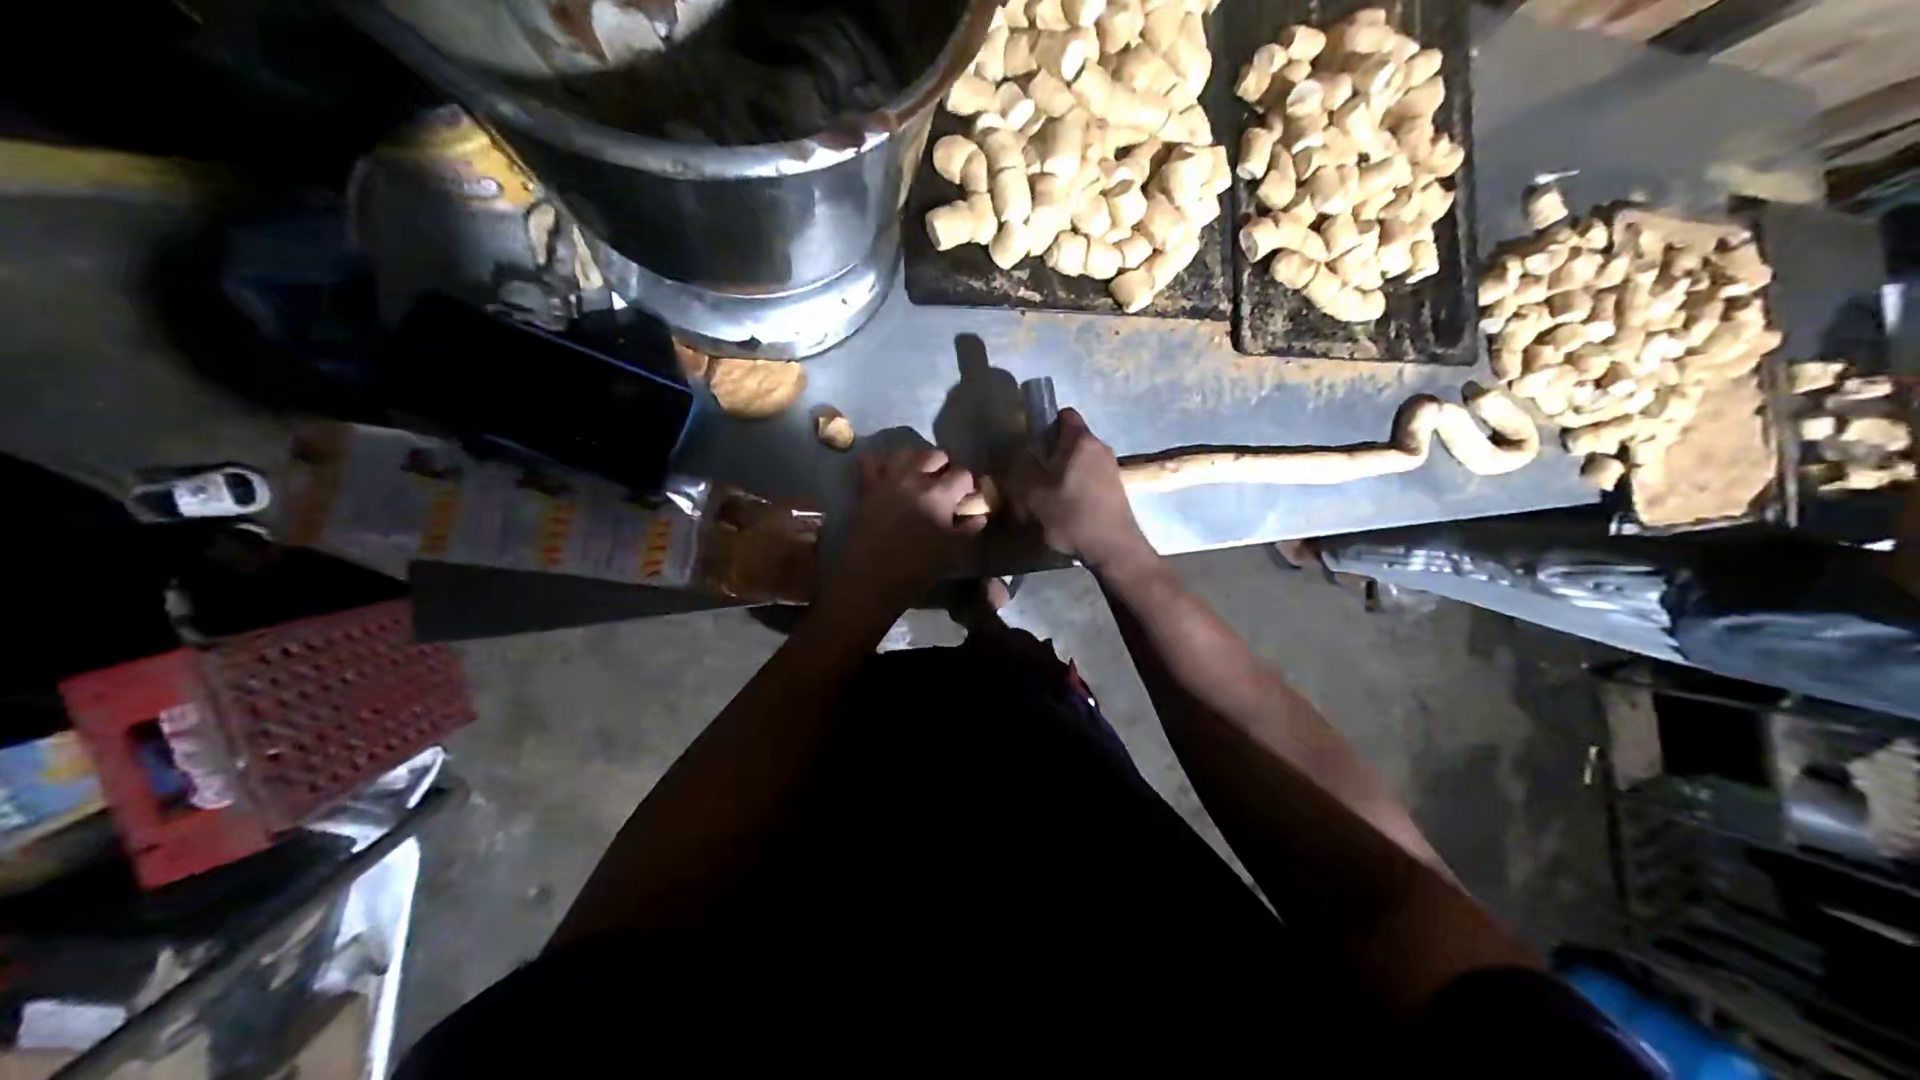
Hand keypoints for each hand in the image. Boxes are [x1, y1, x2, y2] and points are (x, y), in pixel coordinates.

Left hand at [820, 446, 984, 615]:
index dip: (969, 485)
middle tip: (945, 486)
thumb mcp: (950, 551)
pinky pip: (871, 461)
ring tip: (920, 476)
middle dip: (945, 467)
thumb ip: (968, 528)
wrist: (869, 579)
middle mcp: (914, 478)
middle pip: (936, 455)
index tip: (967, 497)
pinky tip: (889, 473)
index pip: (963, 474)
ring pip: (906, 451)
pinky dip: (881, 462)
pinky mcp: (867, 488)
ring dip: (917, 459)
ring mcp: (888, 480)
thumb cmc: (915, 570)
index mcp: (939, 494)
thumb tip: (978, 514)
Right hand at [1013, 408, 1152, 570]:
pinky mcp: (1117, 488)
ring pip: (1080, 461)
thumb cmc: (1071, 514)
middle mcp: (1100, 447)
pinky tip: (1066, 507)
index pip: (1063, 414)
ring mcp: (1112, 468)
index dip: (1044, 424)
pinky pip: (1090, 478)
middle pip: (1071, 440)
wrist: (1112, 547)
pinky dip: (1076, 486)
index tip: (1030, 443)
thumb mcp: (1032, 495)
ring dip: (1063, 472)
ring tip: (1046, 494)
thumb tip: (1012, 461)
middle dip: (1051, 453)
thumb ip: (1018, 472)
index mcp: (1081, 440)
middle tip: (1031, 472)